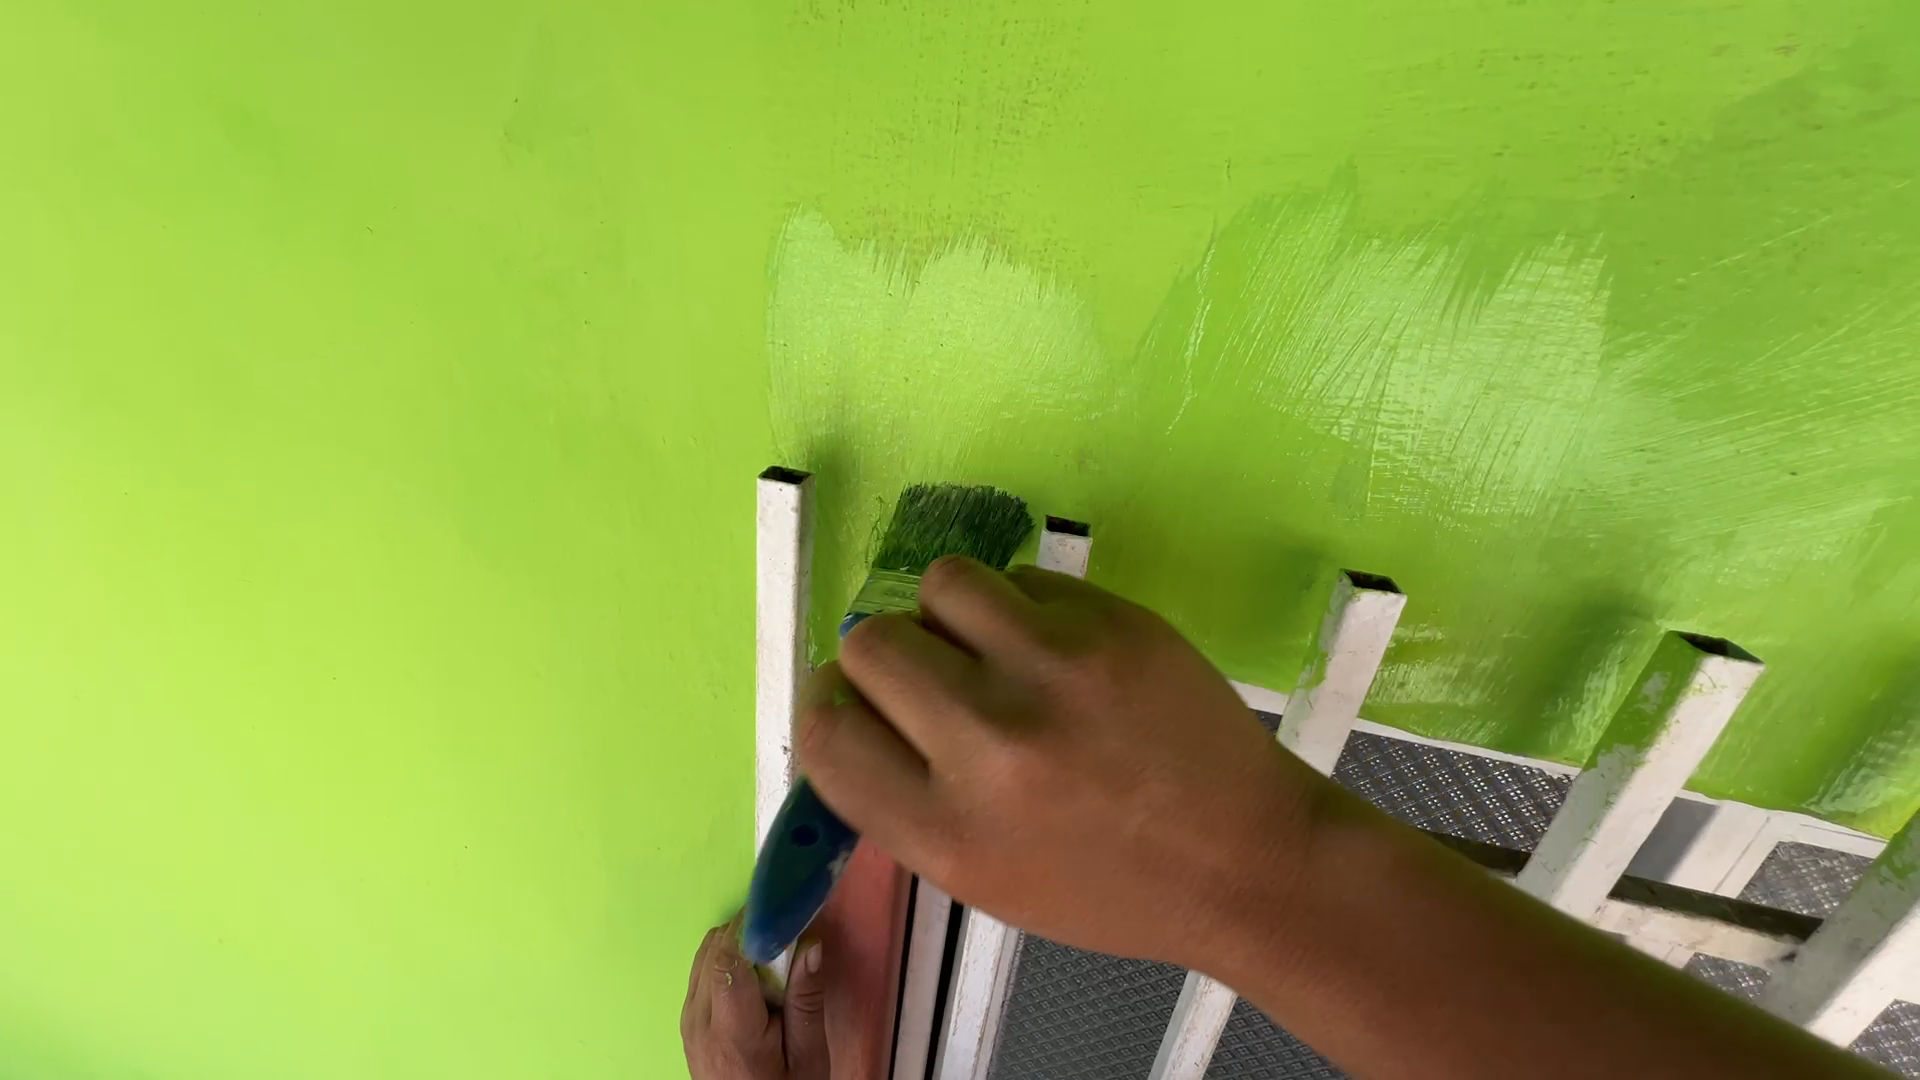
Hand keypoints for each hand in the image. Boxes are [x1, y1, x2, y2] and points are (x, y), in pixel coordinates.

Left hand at [681, 916, 828, 1079]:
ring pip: (704, 955)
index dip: (751, 926)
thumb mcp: (808, 1055)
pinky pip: (701, 973)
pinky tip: (753, 977)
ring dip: (737, 944)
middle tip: (784, 937)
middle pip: (714, 949)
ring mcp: (688, 1023)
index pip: (726, 957)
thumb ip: (806, 999)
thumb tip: (811, 944)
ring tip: (771, 959)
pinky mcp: (688, 1024)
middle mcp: (699, 1021)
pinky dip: (726, 960)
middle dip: (748, 932)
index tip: (781, 913)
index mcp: (730, 1030)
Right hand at [794, 556, 1333, 975]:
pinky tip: (1055, 643)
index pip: (825, 734)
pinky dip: (1018, 603)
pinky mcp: (1108, 621)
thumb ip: (901, 795)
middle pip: (868, 642)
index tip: (852, 700)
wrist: (1243, 856)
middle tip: (929, 671)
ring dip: (948, 610)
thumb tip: (850, 703)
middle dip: (884, 654)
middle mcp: (989, 743)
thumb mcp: (981, 876)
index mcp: (947, 831)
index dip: (827, 707)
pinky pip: (1018, 575)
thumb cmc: (1105, 883)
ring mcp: (1053, 669)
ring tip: (988, 642)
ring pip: (939, 581)